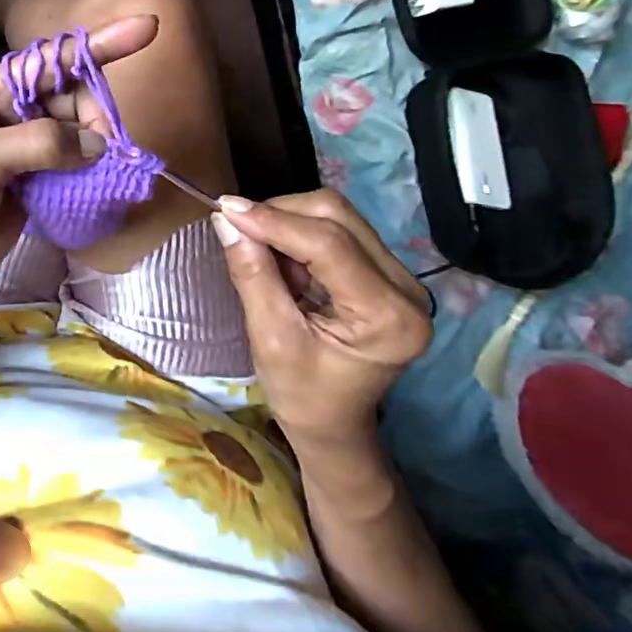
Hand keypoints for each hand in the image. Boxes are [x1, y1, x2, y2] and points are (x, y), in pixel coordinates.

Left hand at [0, 15, 160, 289]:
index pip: (50, 60)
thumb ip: (35, 143)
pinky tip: (99, 178)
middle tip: (103, 152)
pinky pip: (80, 156)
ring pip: (82, 126)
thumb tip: (94, 146)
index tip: (146, 29)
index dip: (99, 45)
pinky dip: (95, 165)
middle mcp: (13, 106)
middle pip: (74, 92)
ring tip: (98, 170)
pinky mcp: (42, 170)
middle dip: (96, 115)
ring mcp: (30, 139)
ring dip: (98, 143)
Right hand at [212, 191, 431, 449]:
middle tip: (237, 228)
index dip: (273, 221)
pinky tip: (279, 257)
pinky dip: (297, 232)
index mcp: (388, 317)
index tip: (225, 209)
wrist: (332, 422)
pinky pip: (337, 230)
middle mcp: (406, 290)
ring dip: (288, 220)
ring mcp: (400, 278)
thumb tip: (225, 220)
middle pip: (338, 218)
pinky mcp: (384, 272)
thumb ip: (252, 275)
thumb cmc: (302, 393)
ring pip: (337, 216)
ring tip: (258, 248)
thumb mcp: (270, 339)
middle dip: (280, 213)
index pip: (329, 245)